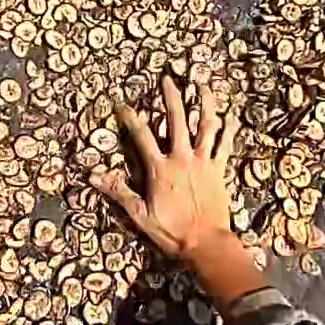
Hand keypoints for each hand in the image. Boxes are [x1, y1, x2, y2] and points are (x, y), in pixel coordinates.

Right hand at [93, 77, 238, 258]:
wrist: (207, 244)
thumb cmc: (171, 231)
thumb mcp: (139, 214)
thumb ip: (118, 191)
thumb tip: (93, 175)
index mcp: (160, 168)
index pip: (141, 137)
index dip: (131, 118)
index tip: (122, 104)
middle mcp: (182, 159)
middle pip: (176, 121)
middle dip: (172, 98)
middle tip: (168, 79)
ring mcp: (204, 163)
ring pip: (205, 127)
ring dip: (205, 104)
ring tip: (203, 86)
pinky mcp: (219, 171)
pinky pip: (226, 145)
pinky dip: (228, 129)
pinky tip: (231, 115)